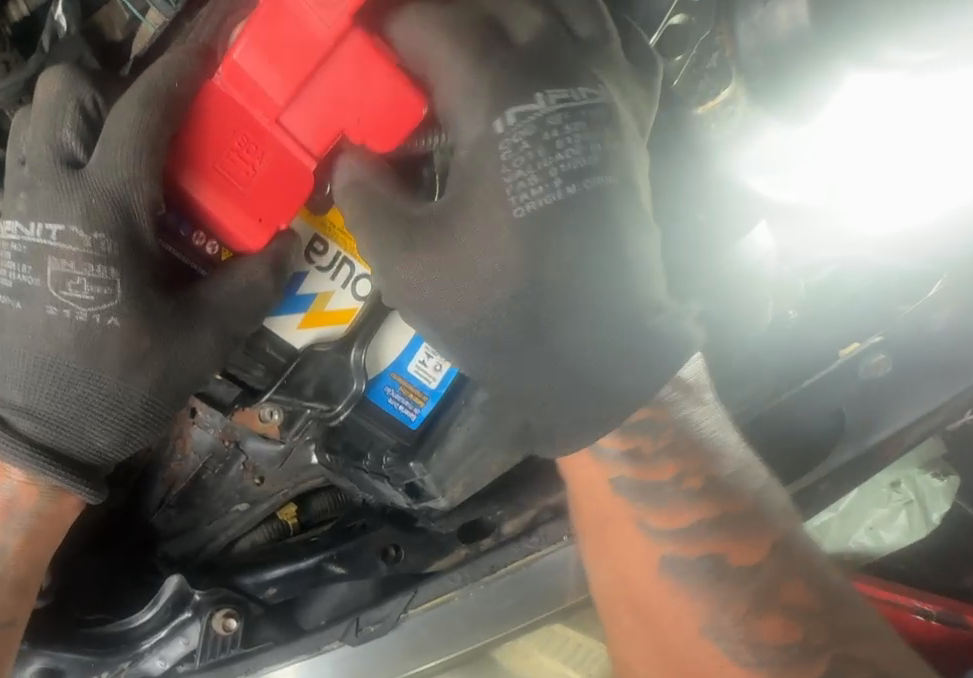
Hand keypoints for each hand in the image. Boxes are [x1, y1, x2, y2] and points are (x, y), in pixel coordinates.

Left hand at [0, 41, 292, 502]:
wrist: (46, 433)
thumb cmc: (120, 391)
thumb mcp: (199, 345)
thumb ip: (249, 287)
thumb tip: (291, 241)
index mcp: (100, 216)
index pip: (143, 109)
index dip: (187, 60)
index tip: (222, 29)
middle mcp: (49, 198)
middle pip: (65, 89)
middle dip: (114, 82)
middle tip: (159, 124)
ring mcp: (19, 215)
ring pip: (33, 119)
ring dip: (79, 114)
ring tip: (124, 153)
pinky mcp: (9, 238)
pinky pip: (25, 163)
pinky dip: (58, 152)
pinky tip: (96, 193)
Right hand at [334, 0, 700, 458]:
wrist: (592, 348)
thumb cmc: (495, 304)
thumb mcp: (405, 263)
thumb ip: (366, 197)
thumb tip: (347, 155)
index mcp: (501, 99)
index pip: (435, 23)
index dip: (386, 27)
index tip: (352, 45)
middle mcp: (560, 69)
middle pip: (495, 4)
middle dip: (438, 19)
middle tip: (394, 56)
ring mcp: (605, 86)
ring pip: (552, 9)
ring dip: (495, 20)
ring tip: (450, 60)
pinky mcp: (626, 114)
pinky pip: (594, 37)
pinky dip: (553, 34)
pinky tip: (524, 66)